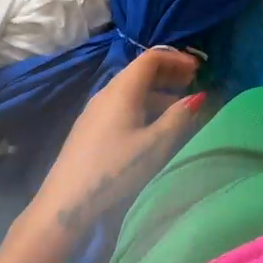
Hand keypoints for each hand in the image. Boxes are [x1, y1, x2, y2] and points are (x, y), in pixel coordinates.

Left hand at [35, 47, 207, 228]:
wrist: (65, 204)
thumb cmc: (114, 170)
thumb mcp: (154, 145)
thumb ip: (178, 117)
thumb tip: (197, 97)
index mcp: (122, 90)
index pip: (151, 58)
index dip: (176, 59)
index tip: (198, 70)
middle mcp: (106, 93)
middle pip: (140, 72)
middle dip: (168, 73)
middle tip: (192, 84)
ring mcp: (95, 111)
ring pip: (131, 90)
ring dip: (157, 92)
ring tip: (178, 107)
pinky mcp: (89, 129)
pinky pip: (121, 105)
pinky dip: (143, 105)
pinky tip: (152, 126)